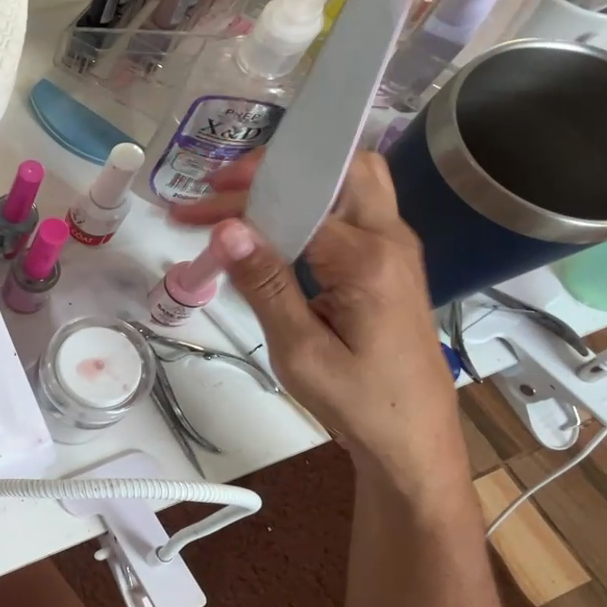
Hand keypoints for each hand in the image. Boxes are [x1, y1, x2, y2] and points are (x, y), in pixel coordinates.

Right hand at [171, 149, 465, 490]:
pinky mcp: (388, 264)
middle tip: (223, 186)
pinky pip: (349, 214)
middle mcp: (390, 241)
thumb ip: (265, 285)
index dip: (242, 199)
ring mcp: (395, 250)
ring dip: (294, 183)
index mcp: (368, 261)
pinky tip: (269, 231)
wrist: (413, 439)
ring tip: (237, 202)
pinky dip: (307, 207)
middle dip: (279, 167)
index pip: (299, 204)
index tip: (192, 210)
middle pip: (345, 167)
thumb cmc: (357, 401)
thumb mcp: (299, 350)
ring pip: (351, 184)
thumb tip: (228, 230)